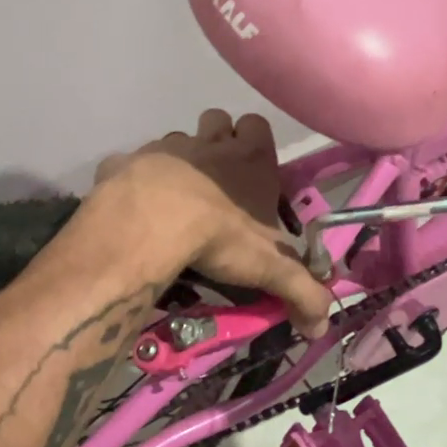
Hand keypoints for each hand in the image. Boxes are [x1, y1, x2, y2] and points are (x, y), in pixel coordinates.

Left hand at [91, 110, 331, 337]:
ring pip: (176, 140)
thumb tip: (321, 325)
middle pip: (217, 120)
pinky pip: (131, 163)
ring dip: (179, 162)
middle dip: (218, 140)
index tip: (253, 173)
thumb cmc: (220, 237)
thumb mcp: (271, 268)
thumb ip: (303, 293)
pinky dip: (135, 180)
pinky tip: (136, 207)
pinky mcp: (125, 163)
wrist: (151, 224)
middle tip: (217, 181)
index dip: (255, 142)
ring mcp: (165, 149)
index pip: (258, 126)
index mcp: (249, 159)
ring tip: (177, 198)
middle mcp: (208, 145)